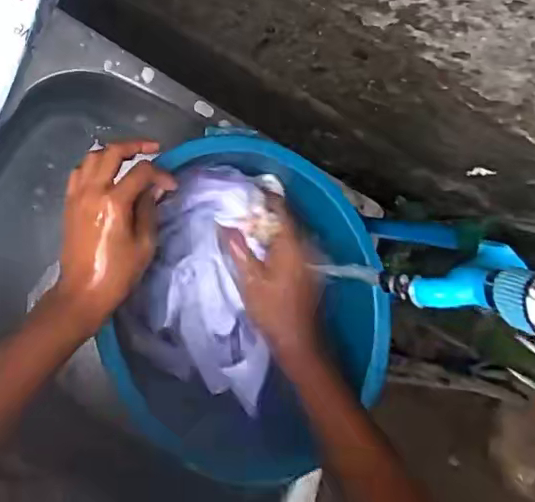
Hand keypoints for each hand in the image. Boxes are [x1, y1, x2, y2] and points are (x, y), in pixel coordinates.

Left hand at [49, 140, 177, 330]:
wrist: (82, 292)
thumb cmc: (117, 274)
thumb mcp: (144, 245)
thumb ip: (149, 210)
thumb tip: (153, 188)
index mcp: (114, 202)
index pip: (141, 172)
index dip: (160, 174)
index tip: (171, 185)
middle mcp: (93, 190)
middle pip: (112, 151)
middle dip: (135, 145)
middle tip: (152, 148)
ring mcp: (77, 193)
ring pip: (92, 156)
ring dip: (112, 152)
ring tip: (128, 157)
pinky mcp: (68, 201)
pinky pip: (79, 171)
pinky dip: (93, 164)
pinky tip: (105, 172)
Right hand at [221, 196, 323, 362]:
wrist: (300, 345)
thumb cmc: (273, 311)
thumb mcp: (249, 279)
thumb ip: (237, 248)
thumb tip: (223, 223)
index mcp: (291, 243)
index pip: (280, 208)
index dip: (264, 196)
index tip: (247, 190)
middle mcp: (306, 246)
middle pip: (286, 218)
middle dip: (266, 211)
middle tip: (243, 207)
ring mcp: (311, 259)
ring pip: (291, 232)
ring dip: (273, 226)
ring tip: (250, 224)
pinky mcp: (311, 270)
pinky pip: (294, 244)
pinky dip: (280, 239)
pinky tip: (265, 246)